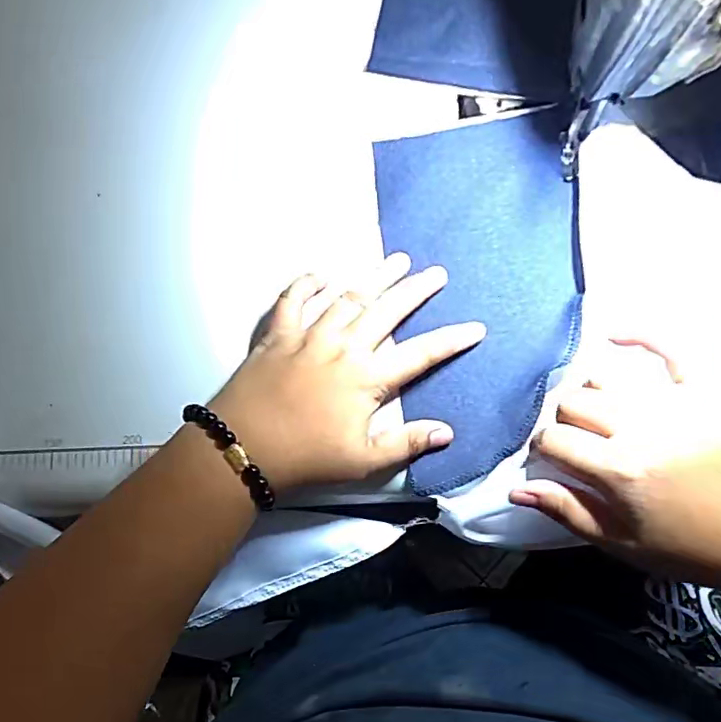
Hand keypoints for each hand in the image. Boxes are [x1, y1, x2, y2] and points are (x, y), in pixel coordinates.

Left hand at [207, 254, 484, 490]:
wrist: (244, 447)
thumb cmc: (308, 458)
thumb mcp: (364, 460)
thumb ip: (406, 443)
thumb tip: (447, 432)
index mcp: (367, 379)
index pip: (420, 355)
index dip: (451, 341)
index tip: (476, 328)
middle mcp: (343, 348)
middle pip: (387, 312)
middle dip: (416, 291)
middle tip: (437, 274)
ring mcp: (308, 338)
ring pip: (347, 298)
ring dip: (374, 278)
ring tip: (396, 261)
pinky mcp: (277, 337)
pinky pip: (293, 301)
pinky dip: (306, 285)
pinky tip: (319, 274)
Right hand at [509, 337, 720, 601]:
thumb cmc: (694, 549)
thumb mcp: (624, 545)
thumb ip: (569, 511)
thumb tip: (518, 490)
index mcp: (616, 470)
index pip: (553, 441)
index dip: (542, 449)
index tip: (550, 459)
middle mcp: (640, 427)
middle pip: (573, 402)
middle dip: (561, 419)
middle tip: (574, 439)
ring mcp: (676, 402)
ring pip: (608, 376)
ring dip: (590, 389)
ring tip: (595, 408)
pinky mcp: (709, 390)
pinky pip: (670, 348)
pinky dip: (640, 334)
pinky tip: (615, 335)